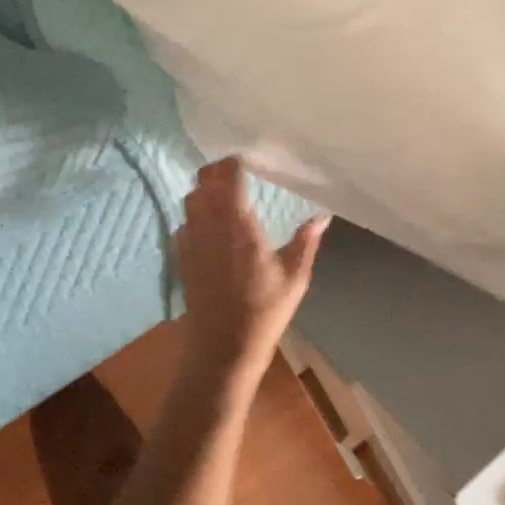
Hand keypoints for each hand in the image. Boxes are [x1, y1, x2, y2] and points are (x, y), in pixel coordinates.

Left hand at [176, 159, 330, 380]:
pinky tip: (211, 226)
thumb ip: (306, 242)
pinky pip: (184, 222)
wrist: (223, 346)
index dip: (234, 162)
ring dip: (204, 190)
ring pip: (190, 199)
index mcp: (238, 223)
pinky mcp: (182, 255)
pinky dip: (195, 215)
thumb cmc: (263, 311)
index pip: (227, 176)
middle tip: (235, 171)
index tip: (246, 158)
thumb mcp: (294, 277)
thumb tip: (322, 216)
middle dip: (217, 171)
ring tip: (223, 194)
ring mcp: (191, 239)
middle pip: (204, 180)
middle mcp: (210, 224)